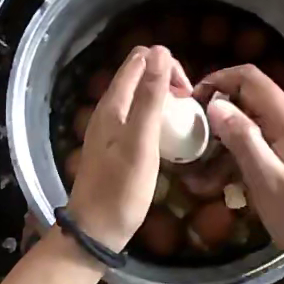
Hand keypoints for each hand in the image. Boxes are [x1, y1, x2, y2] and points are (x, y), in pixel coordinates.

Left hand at [66, 46, 182, 249]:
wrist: (96, 231)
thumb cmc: (121, 189)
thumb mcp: (141, 141)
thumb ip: (151, 96)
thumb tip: (160, 51)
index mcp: (114, 103)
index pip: (140, 59)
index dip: (167, 67)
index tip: (186, 95)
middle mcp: (109, 109)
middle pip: (140, 74)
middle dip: (167, 80)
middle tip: (187, 108)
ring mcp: (110, 127)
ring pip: (141, 95)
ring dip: (164, 99)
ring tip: (182, 122)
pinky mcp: (115, 144)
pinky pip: (139, 116)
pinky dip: (157, 117)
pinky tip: (167, 137)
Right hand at [195, 65, 283, 283]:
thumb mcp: (266, 179)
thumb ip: (242, 139)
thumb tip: (215, 104)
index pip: (251, 78)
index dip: (218, 80)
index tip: (191, 101)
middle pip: (249, 95)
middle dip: (217, 108)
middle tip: (190, 131)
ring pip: (250, 119)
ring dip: (223, 134)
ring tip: (197, 157)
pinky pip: (257, 140)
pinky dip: (235, 151)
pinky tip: (215, 175)